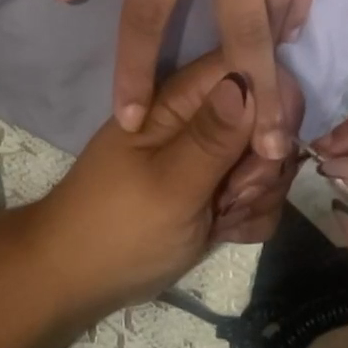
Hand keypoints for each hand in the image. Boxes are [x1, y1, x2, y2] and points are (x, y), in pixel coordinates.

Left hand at [31, 60, 257, 310]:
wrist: (77, 279)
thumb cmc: (116, 228)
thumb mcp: (169, 185)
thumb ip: (214, 137)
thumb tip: (247, 73)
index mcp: (178, 101)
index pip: (246, 68)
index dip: (271, 105)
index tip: (263, 152)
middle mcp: (197, 119)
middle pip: (267, 119)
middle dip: (263, 164)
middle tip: (229, 196)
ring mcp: (207, 157)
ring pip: (268, 161)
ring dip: (257, 196)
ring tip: (217, 219)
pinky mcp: (215, 191)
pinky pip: (259, 195)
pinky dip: (249, 217)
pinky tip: (221, 233)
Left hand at [51, 0, 318, 164]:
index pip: (146, 15)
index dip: (134, 72)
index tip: (130, 119)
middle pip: (240, 32)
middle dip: (252, 98)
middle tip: (265, 153)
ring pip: (279, 9)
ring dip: (273, 57)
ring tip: (274, 104)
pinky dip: (297, 9)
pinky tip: (288, 30)